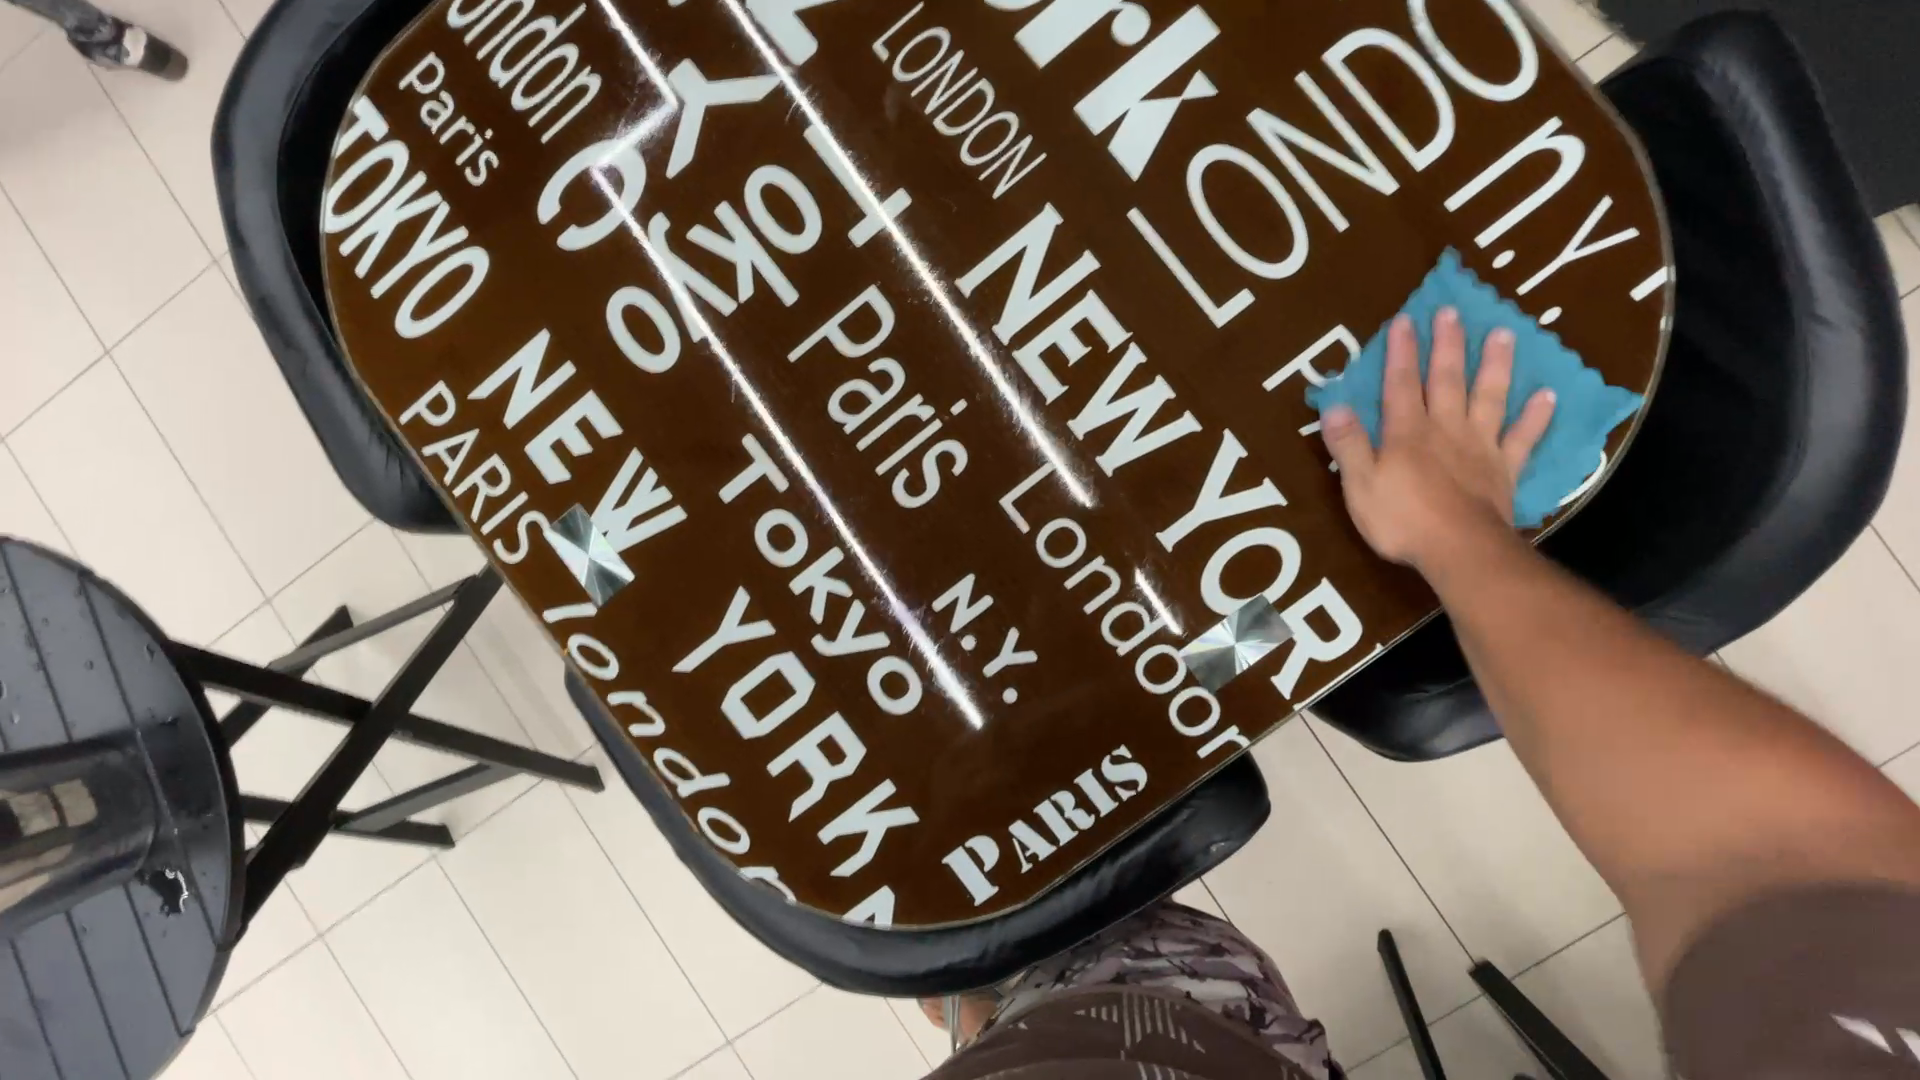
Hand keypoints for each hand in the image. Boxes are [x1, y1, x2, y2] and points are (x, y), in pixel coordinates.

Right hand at [1321, 308, 1555, 572]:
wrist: (1460, 549)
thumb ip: (1348, 445)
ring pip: (1488, 397)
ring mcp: (1480, 447)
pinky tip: (1547, 396)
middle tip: (1452, 312)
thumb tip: (1334, 407)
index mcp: (1406, 433)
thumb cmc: (1400, 519)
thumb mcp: (1359, 484)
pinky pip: (1522, 438)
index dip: (1401, 352)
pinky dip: (1535, 416)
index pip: (1400, 384)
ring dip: (1495, 365)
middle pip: (1446, 380)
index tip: (1404, 320)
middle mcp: (1445, 429)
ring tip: (1504, 333)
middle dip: (1447, 345)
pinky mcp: (1504, 470)